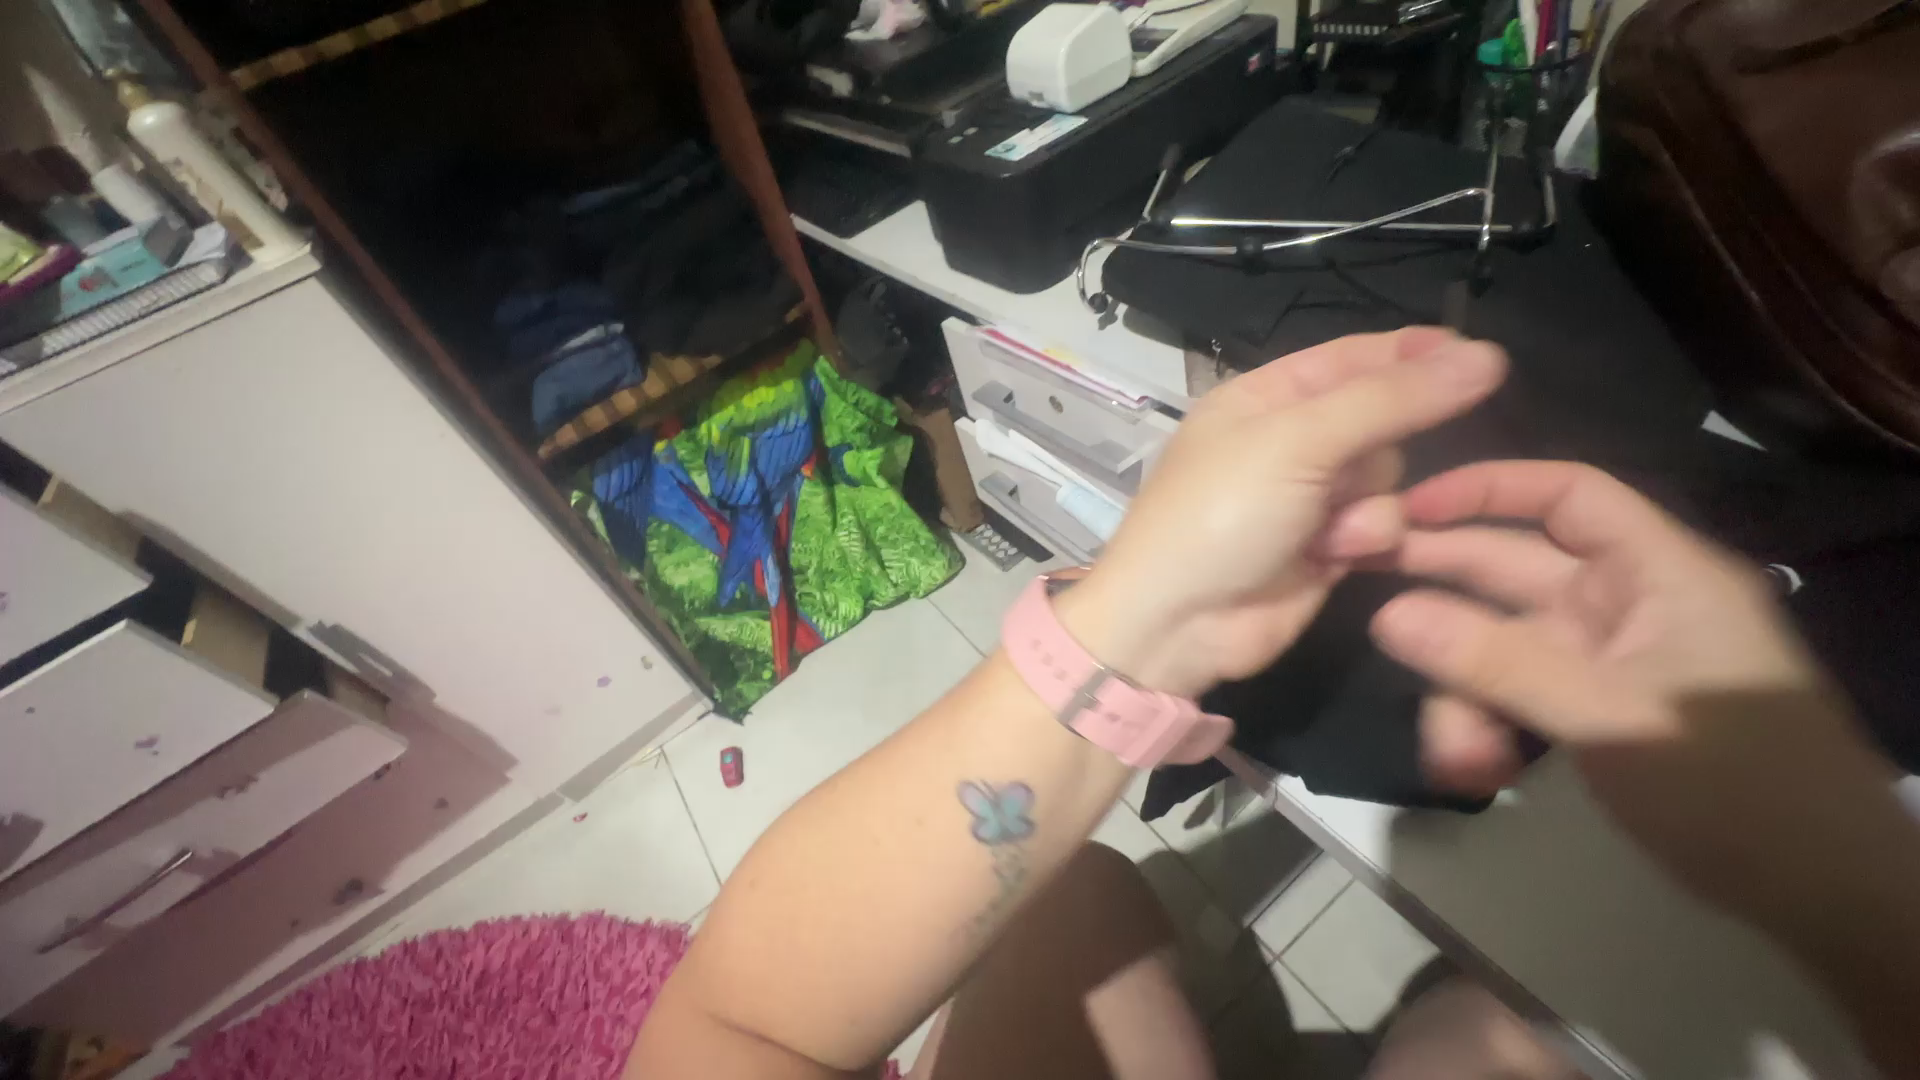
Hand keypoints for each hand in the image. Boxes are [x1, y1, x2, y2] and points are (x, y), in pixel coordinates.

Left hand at [1057, 327, 1506, 697]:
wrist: (1181, 622)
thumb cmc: (1221, 516)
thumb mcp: (1294, 442)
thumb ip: (1387, 400)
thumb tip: (1484, 354)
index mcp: (1260, 400)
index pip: (1349, 359)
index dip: (1409, 353)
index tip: (1478, 354)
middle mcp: (1285, 442)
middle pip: (1379, 418)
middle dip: (1377, 444)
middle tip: (1343, 472)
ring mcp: (1306, 498)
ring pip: (1387, 475)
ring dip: (1367, 502)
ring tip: (1324, 528)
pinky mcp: (1327, 547)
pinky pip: (1381, 524)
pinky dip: (1365, 537)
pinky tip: (1333, 556)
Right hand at [1369, 460, 1907, 919]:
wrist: (1820, 899)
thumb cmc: (1737, 786)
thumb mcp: (1607, 718)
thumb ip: (1493, 663)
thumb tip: (1382, 616)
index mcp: (1655, 574)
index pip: (1567, 496)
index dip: (1485, 489)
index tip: (1405, 509)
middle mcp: (1620, 602)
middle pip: (1506, 567)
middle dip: (1435, 586)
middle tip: (1352, 580)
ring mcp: (1595, 656)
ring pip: (1491, 643)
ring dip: (1457, 691)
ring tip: (1455, 755)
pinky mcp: (1578, 703)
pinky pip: (1503, 692)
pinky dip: (1479, 725)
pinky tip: (1476, 770)